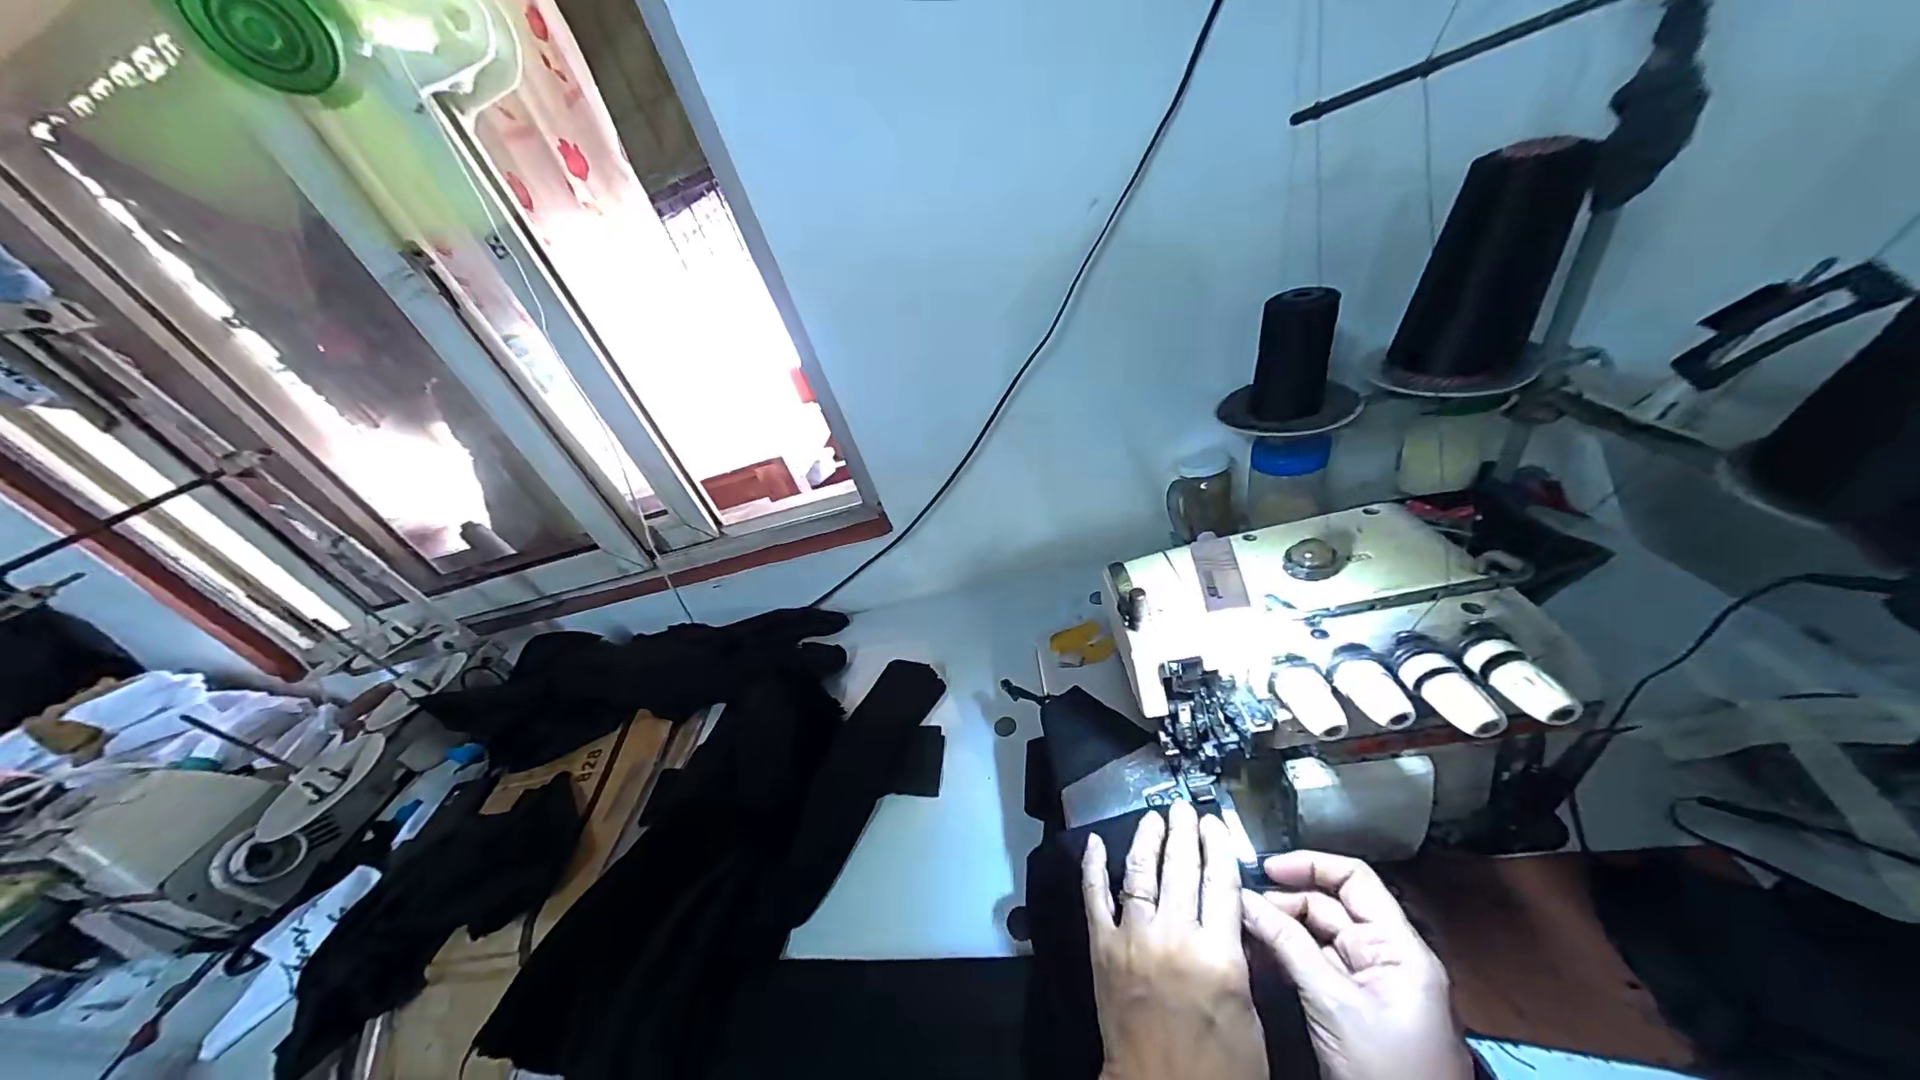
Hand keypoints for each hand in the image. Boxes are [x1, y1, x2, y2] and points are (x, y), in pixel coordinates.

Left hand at [1081, 800, 1266, 1079]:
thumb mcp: (1247, 1010)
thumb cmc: (1217, 1067)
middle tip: (1183, 808)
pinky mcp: (1101, 947)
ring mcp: (1132, 938)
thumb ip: (1239, 956)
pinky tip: (1096, 843)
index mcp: (1217, 954)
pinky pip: (1094, 897)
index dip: (1218, 846)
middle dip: (1183, 832)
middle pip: (1180, 868)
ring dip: (1146, 840)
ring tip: (1154, 818)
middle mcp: (1174, 936)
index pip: (1220, 882)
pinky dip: (1093, 867)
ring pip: (1139, 873)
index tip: (1214, 823)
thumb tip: (1230, 913)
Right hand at [1240, 851, 1473, 1079]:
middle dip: (1283, 900)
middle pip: (1327, 905)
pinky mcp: (1347, 1002)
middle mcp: (1383, 956)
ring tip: (1242, 926)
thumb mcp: (1335, 1003)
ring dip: (1278, 927)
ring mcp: (1365, 979)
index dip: (1309, 865)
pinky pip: (1310, 962)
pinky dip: (1283, 953)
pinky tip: (1256, 951)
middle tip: (1242, 904)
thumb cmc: (1392, 1076)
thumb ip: (1289, 946)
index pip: (1354, 879)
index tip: (1267, 868)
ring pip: (1314, 934)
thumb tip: (1246, 901)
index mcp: (1398, 948)